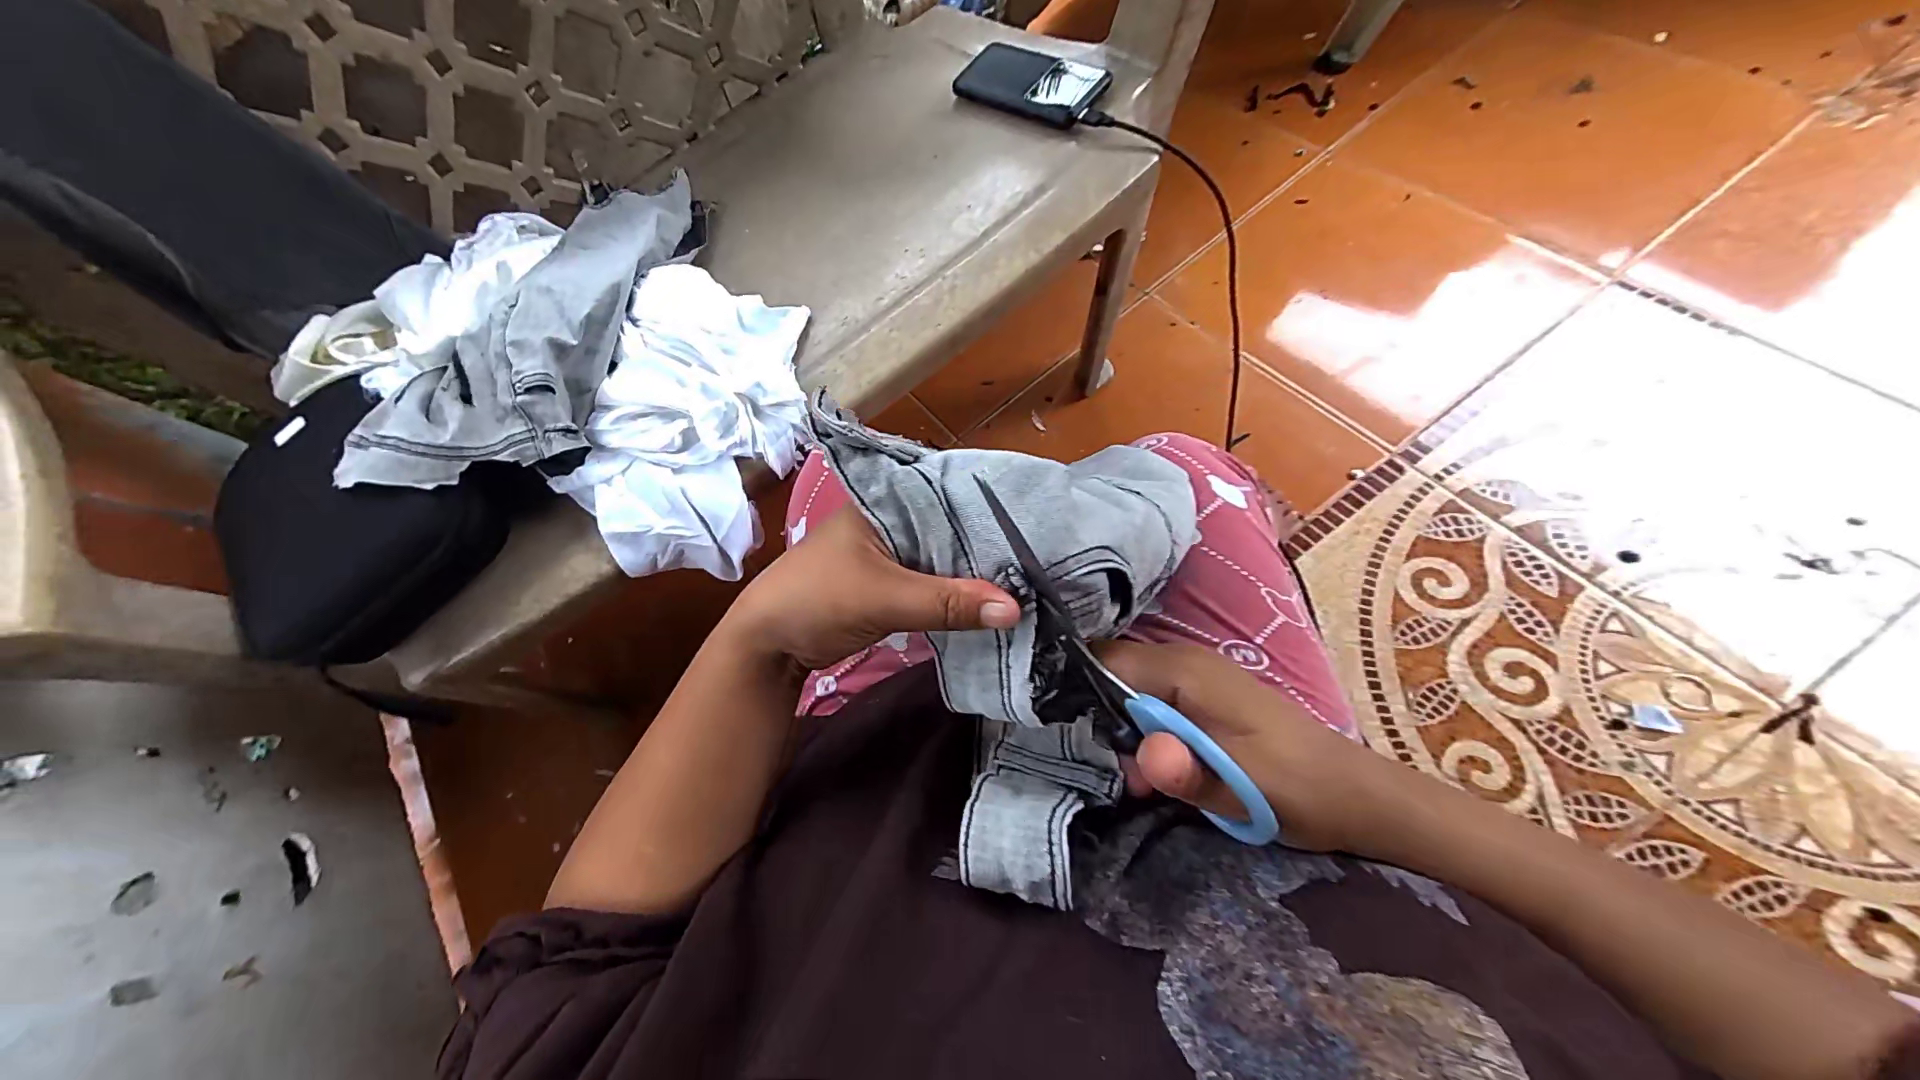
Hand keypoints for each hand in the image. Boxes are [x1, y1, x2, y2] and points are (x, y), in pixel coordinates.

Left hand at [727, 504, 1019, 671]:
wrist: (768, 646)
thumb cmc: (816, 601)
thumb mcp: (883, 598)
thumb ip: (947, 601)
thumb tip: (1016, 608)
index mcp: (884, 501)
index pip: (949, 492)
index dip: (989, 505)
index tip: (1037, 520)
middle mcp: (892, 518)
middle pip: (951, 525)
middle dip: (989, 540)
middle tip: (1044, 552)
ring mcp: (892, 551)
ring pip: (946, 554)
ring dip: (977, 568)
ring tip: (1029, 574)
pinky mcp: (894, 582)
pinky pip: (936, 579)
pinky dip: (959, 590)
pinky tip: (992, 598)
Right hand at [1097, 640, 1413, 853]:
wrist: (1354, 793)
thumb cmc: (1297, 788)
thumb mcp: (1241, 789)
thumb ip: (1189, 773)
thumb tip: (1143, 755)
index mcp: (1187, 670)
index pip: (1105, 659)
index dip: (1079, 690)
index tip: (1068, 732)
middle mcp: (1185, 659)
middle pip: (1112, 669)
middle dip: (1099, 714)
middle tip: (1108, 763)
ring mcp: (1195, 673)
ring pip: (1130, 685)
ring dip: (1121, 727)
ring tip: (1134, 773)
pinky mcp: (1202, 692)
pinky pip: (1152, 696)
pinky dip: (1142, 725)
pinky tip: (1154, 761)